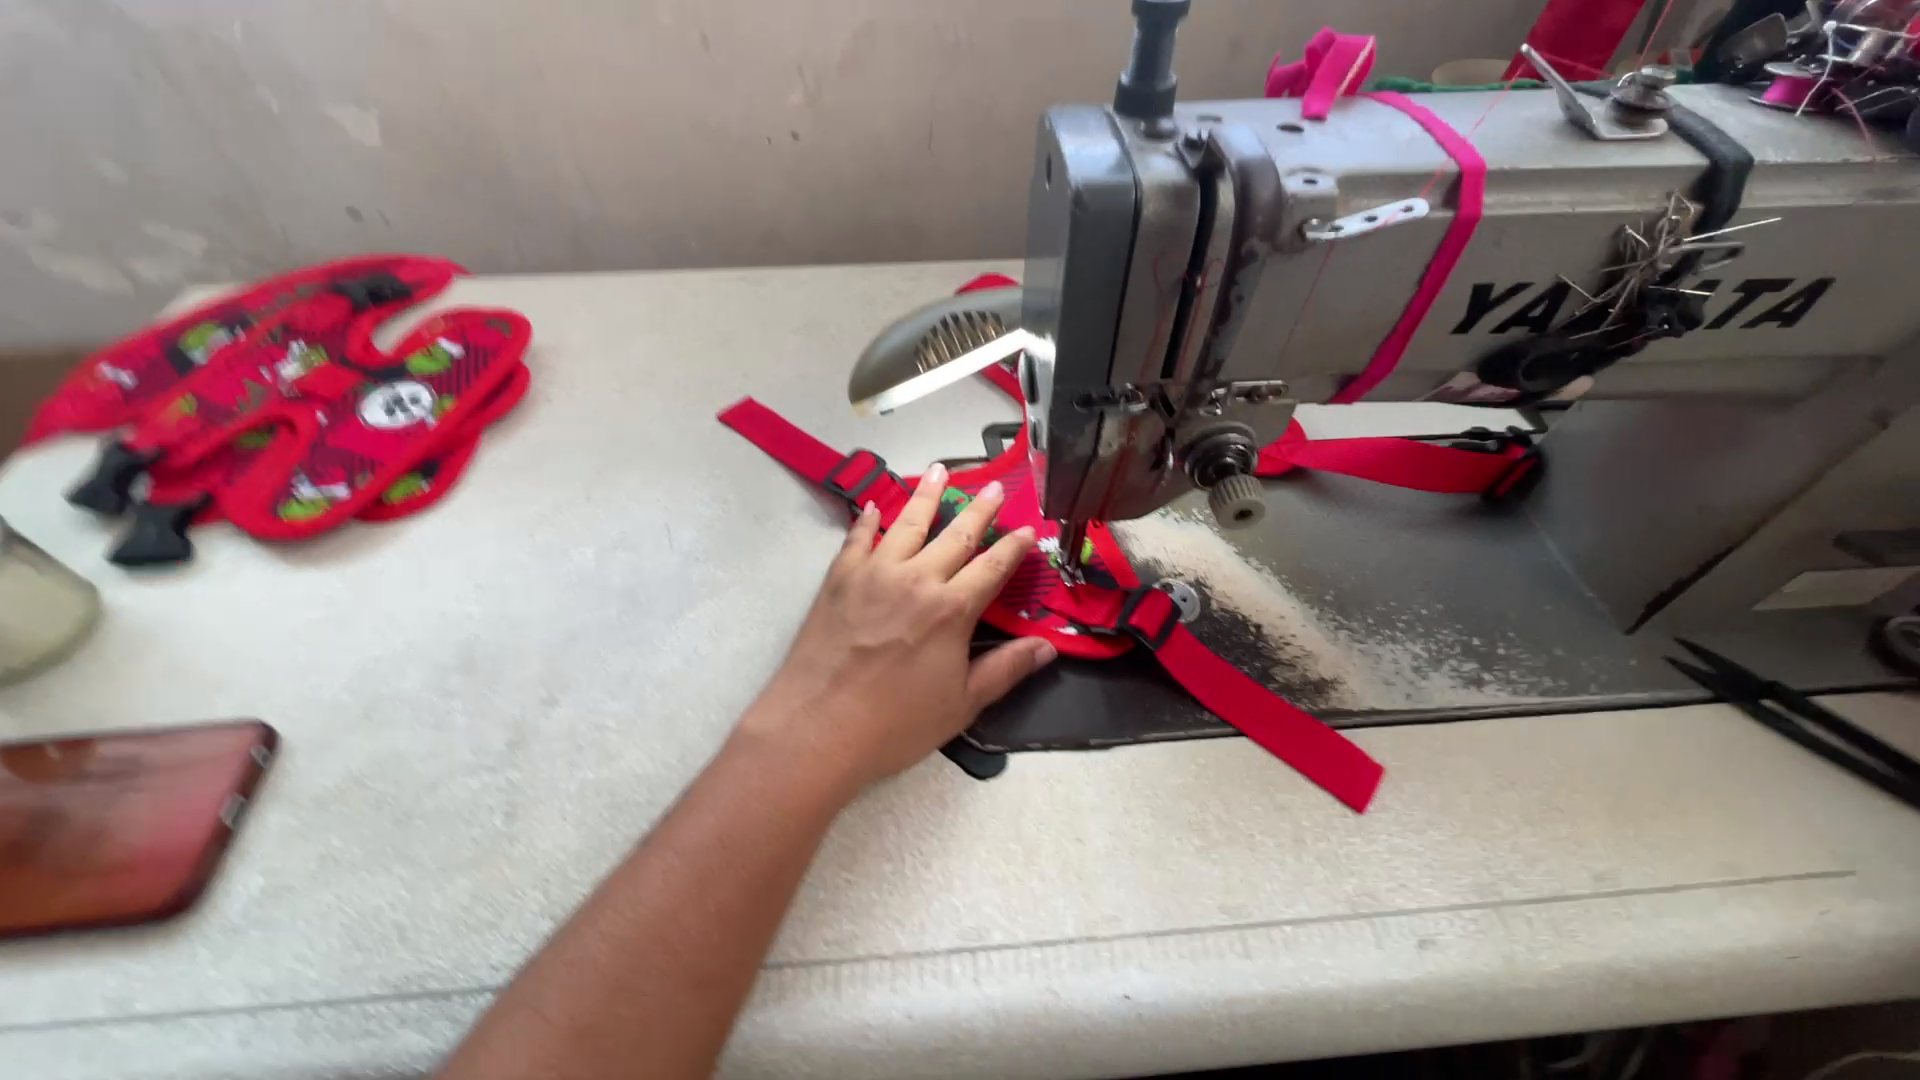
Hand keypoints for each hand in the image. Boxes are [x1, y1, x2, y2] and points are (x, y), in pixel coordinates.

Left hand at [741, 463, 1056, 795]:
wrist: (818, 727)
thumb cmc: (896, 724)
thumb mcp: (962, 705)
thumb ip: (1005, 669)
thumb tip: (1048, 647)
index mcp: (951, 609)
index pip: (993, 567)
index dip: (1014, 547)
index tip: (1029, 528)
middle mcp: (916, 579)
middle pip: (955, 535)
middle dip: (978, 510)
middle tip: (994, 488)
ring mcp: (873, 573)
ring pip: (906, 523)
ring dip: (925, 495)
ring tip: (938, 470)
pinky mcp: (839, 579)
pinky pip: (857, 539)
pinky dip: (867, 520)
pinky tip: (872, 506)